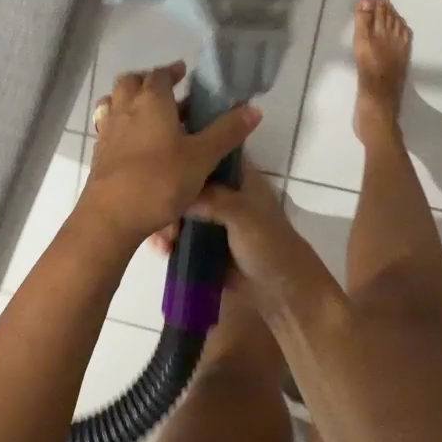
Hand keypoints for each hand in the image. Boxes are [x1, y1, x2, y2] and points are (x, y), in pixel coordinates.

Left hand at [78, 61, 260, 245]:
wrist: (112, 215)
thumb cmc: (160, 180)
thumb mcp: (202, 157)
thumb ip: (227, 132)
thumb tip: (254, 108)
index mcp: (151, 102)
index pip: (159, 75)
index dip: (172, 71)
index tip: (183, 72)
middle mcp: (125, 108)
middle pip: (131, 82)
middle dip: (147, 80)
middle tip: (165, 90)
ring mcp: (108, 130)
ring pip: (114, 101)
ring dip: (129, 99)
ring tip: (146, 111)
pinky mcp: (99, 153)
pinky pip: (108, 126)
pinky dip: (120, 124)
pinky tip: (133, 141)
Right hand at [152, 156, 298, 287]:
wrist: (280, 291)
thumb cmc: (268, 244)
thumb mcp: (243, 215)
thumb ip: (211, 198)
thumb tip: (174, 193)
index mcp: (237, 175)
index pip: (208, 150)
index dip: (186, 152)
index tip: (160, 161)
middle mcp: (221, 190)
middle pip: (186, 181)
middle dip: (169, 195)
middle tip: (162, 215)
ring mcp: (210, 216)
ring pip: (178, 207)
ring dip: (166, 221)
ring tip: (164, 240)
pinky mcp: (201, 240)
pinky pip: (177, 233)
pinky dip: (167, 239)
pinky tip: (162, 249)